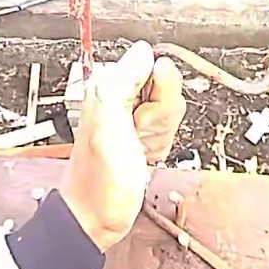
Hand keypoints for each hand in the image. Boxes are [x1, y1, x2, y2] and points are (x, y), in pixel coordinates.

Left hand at [61, 42, 186, 251]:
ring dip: (162, 130)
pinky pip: (169, 123)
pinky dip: (163, 141)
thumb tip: (144, 51)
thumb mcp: (107, 126)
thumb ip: (122, 83)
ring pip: (171, 104)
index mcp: (108, 85)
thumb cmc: (99, 180)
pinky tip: (145, 152)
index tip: (140, 117)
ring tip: (140, 146)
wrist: (96, 216)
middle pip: (167, 83)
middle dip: (161, 113)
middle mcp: (119, 92)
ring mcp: (132, 111)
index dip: (157, 91)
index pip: (155, 63)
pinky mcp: (143, 127)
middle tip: (139, 134)